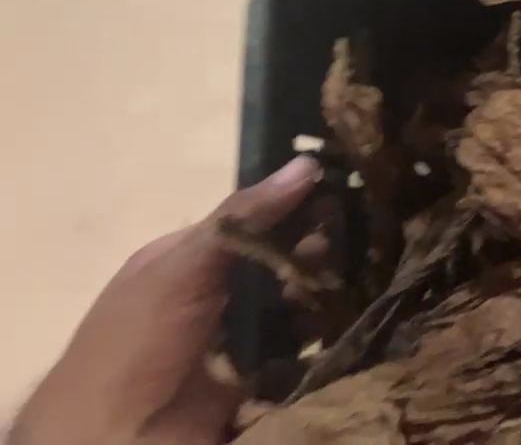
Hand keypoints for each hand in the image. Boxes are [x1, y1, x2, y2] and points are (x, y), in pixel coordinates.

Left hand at [10, 156, 321, 444]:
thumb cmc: (134, 344)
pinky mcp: (272, 358)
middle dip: (322, 242)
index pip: (261, 215)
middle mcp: (223, 286)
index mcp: (194, 257)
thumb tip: (309, 162)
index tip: (344, 191)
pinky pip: (315, 325)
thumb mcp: (177, 269)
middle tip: (344, 240)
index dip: (301, 201)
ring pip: (308, 285)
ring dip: (328, 279)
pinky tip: (350, 302)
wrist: (112, 443)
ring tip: (346, 275)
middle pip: (290, 249)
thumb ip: (241, 218)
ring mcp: (248, 324)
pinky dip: (332, 314)